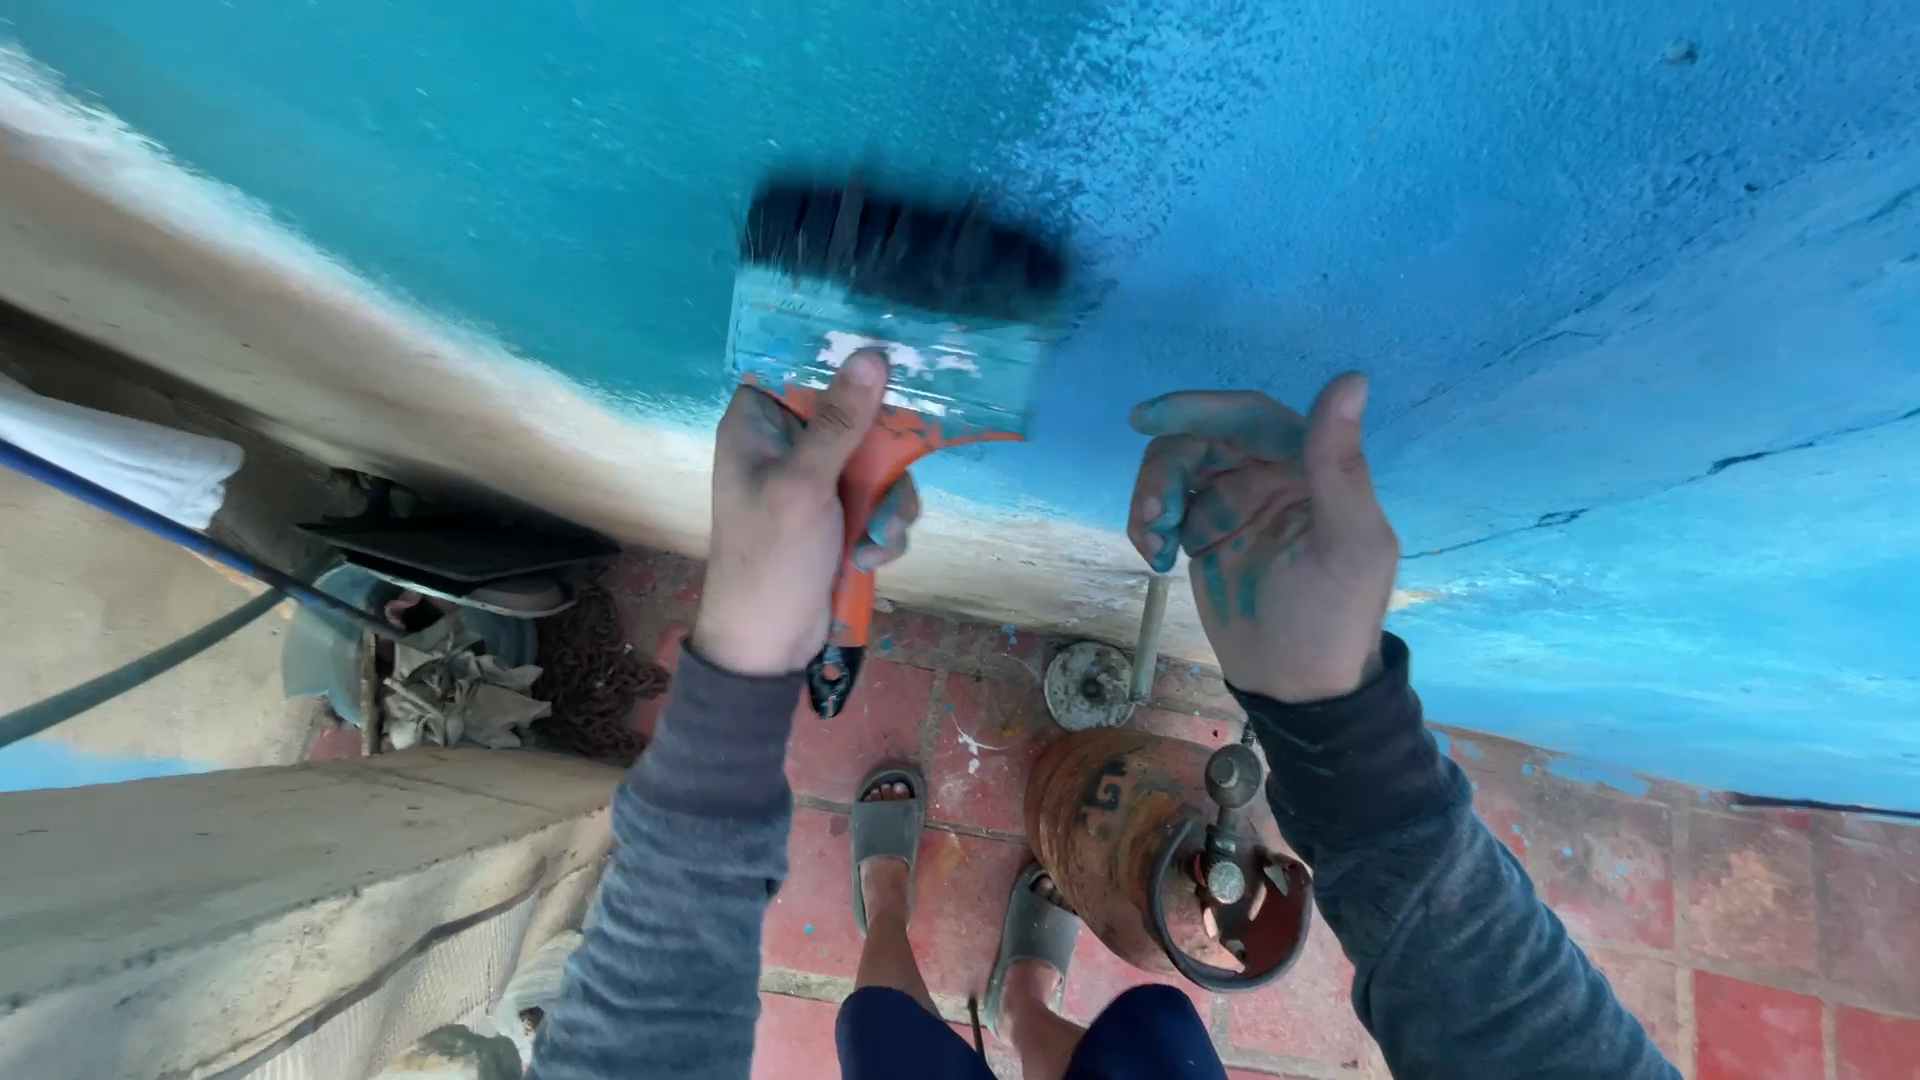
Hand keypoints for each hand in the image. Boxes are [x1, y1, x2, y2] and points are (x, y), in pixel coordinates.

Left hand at [692, 349, 918, 675]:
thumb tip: (871, 354)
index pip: (806, 366)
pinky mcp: (841, 512)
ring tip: (877, 540)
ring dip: (890, 505)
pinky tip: (870, 558)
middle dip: (886, 457)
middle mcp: (789, 443)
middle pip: (858, 415)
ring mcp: (819, 480)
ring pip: (881, 462)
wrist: (770, 642)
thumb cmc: (771, 557)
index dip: (849, 363)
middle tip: (895, 480)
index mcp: (759, 422)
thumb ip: (840, 421)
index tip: (895, 365)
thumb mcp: (804, 484)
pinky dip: (883, 530)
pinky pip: (882, 500)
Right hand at [1126, 374, 1397, 702]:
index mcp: (1308, 467)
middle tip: (1152, 514)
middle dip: (1164, 470)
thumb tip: (1349, 378)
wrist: (1294, 684)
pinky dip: (1146, 524)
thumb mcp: (1348, 544)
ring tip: (1152, 543)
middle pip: (1198, 440)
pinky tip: (1155, 557)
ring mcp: (1231, 504)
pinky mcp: (1201, 532)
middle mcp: (1266, 475)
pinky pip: (1161, 507)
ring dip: (1150, 497)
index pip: (1247, 416)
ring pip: (1174, 470)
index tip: (1141, 419)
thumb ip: (1339, 465)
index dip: (1195, 408)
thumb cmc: (1331, 618)